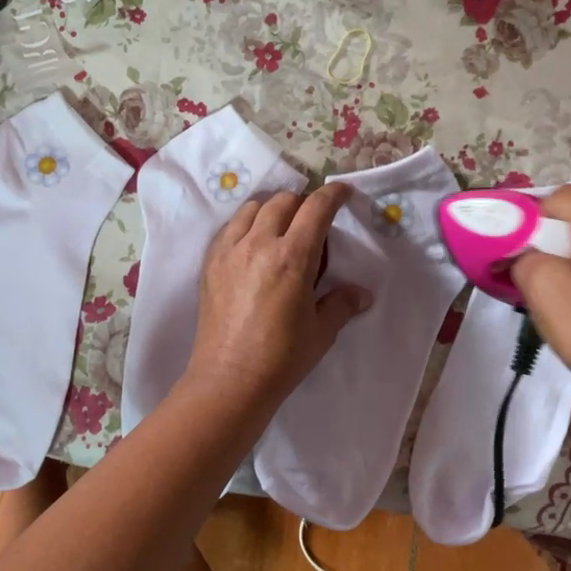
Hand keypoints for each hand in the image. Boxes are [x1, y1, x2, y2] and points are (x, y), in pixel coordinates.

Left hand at [183, 183, 373, 403]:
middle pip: (282, 201)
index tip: (342, 192)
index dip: (332, 195)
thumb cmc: (282, 357)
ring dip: (272, 209)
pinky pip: (229, 228)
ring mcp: (229, 251)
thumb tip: (360, 293)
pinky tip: (253, 244)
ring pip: (252, 208)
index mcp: (292, 257)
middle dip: (302, 202)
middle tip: (313, 220)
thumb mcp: (322, 331)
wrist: (229, 378)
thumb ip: (342, 304)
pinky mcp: (210, 263)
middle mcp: (258, 244)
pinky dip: (245, 224)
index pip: (315, 209)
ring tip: (282, 229)